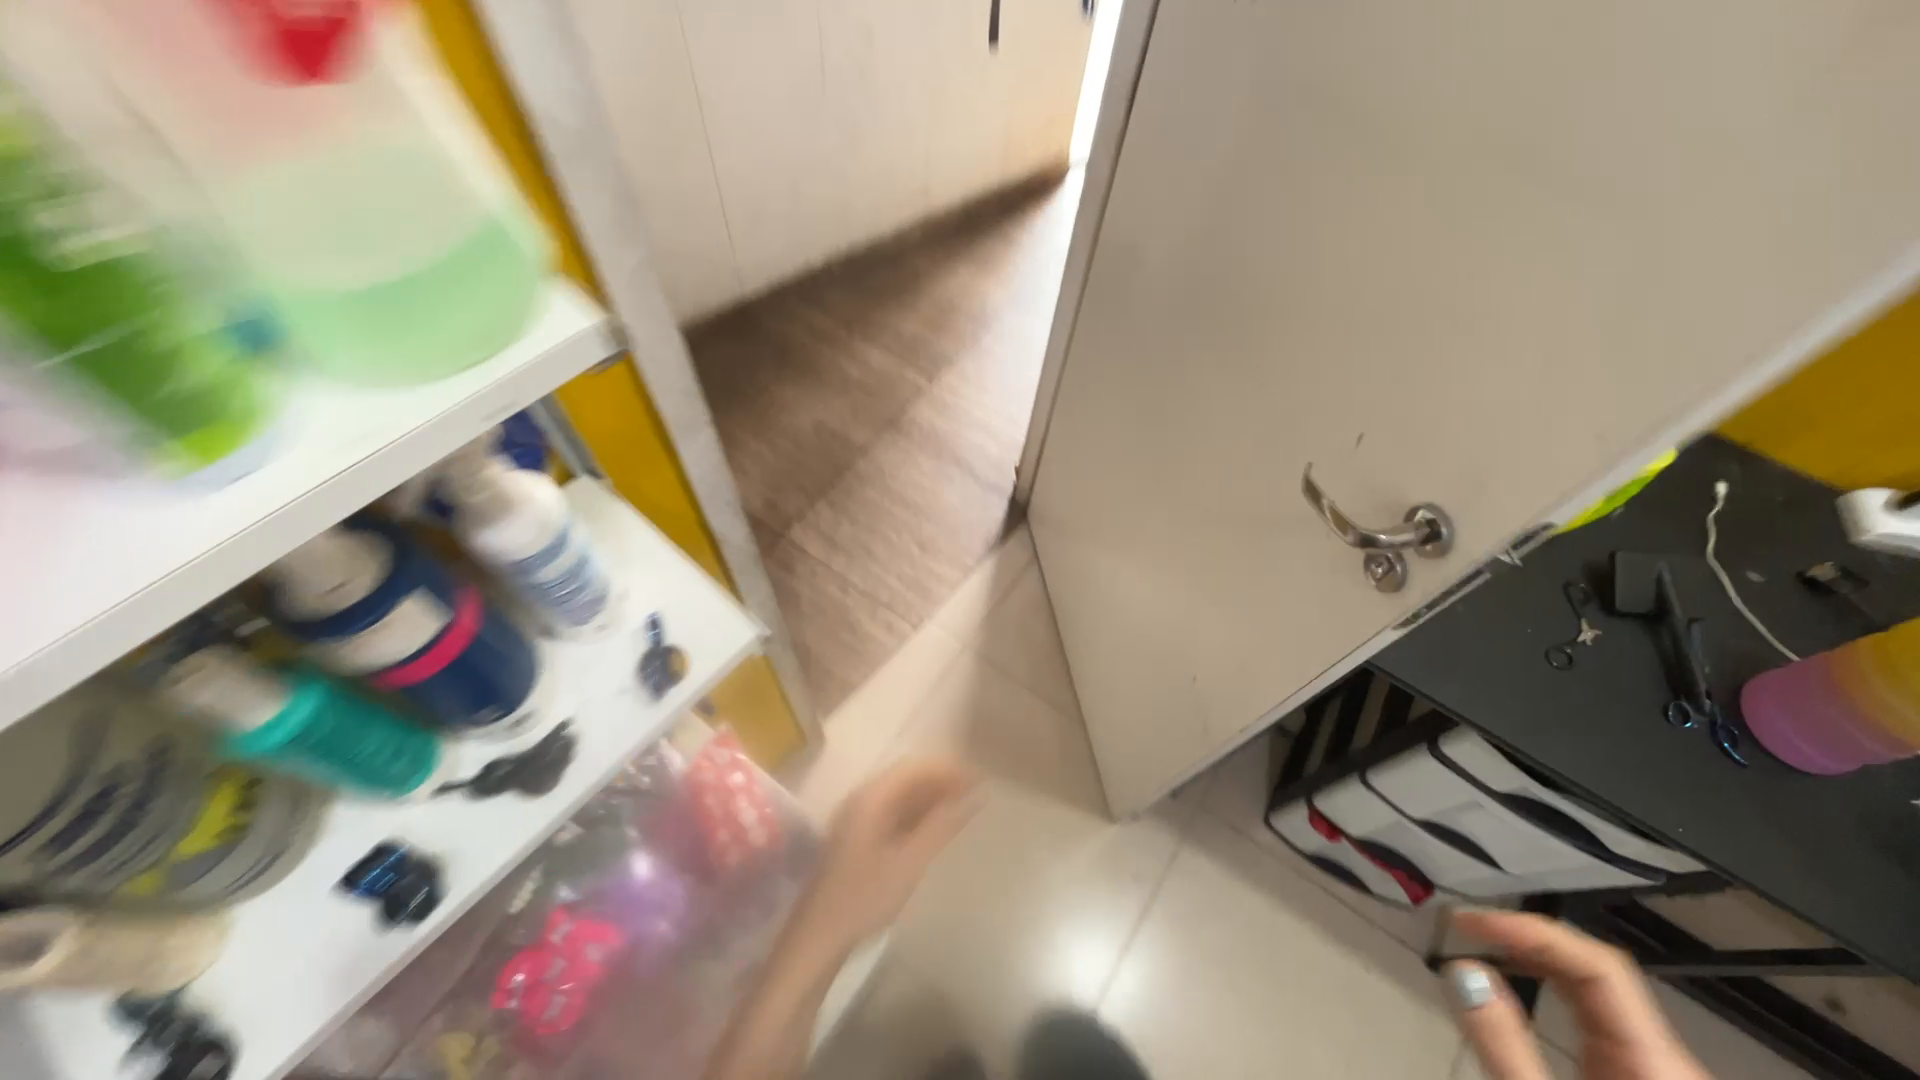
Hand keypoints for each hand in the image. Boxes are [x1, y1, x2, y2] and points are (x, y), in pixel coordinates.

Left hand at [791, 759, 982, 954]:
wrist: (819, 937)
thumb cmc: (865, 897)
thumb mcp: (911, 862)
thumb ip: (943, 825)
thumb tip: (975, 796)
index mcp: (871, 798)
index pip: (915, 768)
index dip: (949, 770)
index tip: (980, 781)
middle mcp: (862, 799)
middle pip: (907, 777)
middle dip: (942, 781)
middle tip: (976, 795)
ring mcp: (857, 818)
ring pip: (900, 795)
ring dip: (931, 798)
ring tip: (963, 810)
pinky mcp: (857, 837)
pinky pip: (893, 812)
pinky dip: (917, 814)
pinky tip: (936, 829)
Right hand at [1445, 911, 1711, 1079]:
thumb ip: (1505, 1046)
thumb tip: (1464, 973)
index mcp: (1656, 1062)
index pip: (1599, 965)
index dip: (1534, 929)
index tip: (1470, 920)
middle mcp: (1666, 1057)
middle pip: (1597, 969)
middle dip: (1528, 937)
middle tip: (1466, 926)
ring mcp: (1654, 1065)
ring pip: (1596, 989)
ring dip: (1535, 956)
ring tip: (1481, 940)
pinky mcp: (1638, 1074)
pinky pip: (1595, 1013)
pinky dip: (1550, 985)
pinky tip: (1518, 976)